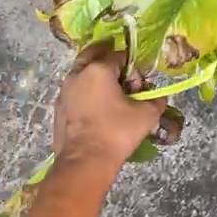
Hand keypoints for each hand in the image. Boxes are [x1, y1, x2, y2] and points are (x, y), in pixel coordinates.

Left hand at [53, 42, 167, 167]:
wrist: (85, 160)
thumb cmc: (116, 132)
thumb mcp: (146, 115)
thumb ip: (155, 101)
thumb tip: (158, 98)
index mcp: (98, 70)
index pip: (118, 56)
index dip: (132, 65)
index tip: (139, 79)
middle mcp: (77, 75)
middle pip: (92, 56)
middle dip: (106, 56)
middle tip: (118, 65)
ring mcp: (64, 91)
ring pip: (80, 73)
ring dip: (93, 74)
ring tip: (107, 87)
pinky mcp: (58, 108)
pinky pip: (74, 92)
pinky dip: (84, 92)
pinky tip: (95, 105)